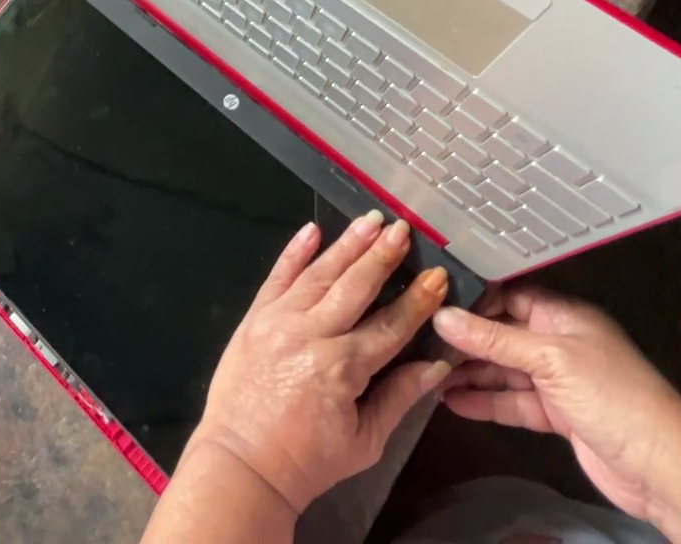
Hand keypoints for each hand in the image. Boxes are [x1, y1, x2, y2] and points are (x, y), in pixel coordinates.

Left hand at [189, 211, 452, 514]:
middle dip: (382, 256)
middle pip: (355, 287)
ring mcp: (278, 320)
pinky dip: (294, 252)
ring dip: (346, 245)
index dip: (417, 300)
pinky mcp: (255, 316)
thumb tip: (437, 366)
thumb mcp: (364, 440)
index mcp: (343, 367)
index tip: (438, 275)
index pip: (390, 325)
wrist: (242, 459)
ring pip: (318, 274)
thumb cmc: (307, 459)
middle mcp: (311, 334)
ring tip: (369, 222)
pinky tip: (311, 230)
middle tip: (403, 228)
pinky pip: (277, 277)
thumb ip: (399, 397)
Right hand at [433, 288, 680, 522]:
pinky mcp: (555, 414)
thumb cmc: (615, 399)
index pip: (507, 295)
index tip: (427, 299)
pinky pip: (511, 400)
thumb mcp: (551, 361)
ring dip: (468, 372)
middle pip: (499, 333)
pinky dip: (484, 401)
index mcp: (563, 316)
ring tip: (424, 371)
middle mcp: (558, 342)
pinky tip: (450, 401)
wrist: (668, 475)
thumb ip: (494, 340)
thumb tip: (440, 316)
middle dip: (462, 338)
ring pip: (501, 369)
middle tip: (416, 338)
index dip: (470, 298)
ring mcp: (557, 380)